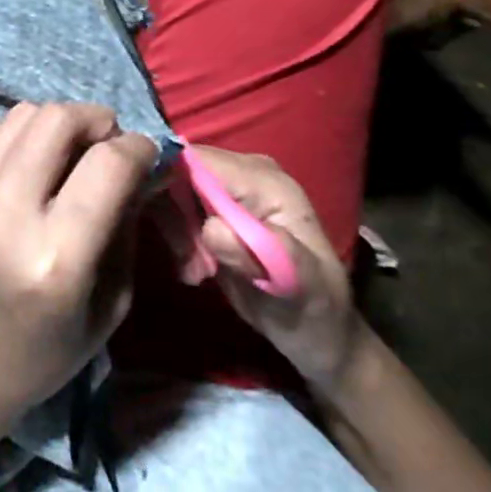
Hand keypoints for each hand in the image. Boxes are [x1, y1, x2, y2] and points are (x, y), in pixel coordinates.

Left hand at [0, 102, 158, 427]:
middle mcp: (4, 216)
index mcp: (56, 260)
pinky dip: (25, 136)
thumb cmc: (46, 347)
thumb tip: (143, 159)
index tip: (145, 153)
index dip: (137, 147)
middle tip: (106, 144)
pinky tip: (32, 166)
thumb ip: (127, 221)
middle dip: (96, 120)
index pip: (107, 165)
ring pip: (26, 113)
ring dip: (59, 123)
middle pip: (58, 119)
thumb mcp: (111, 301)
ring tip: (69, 153)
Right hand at [183, 146, 364, 388]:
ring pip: (173, 188)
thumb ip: (265, 253)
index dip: (172, 186)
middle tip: (192, 266)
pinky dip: (177, 236)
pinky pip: (177, 204)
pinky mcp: (217, 203)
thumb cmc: (315, 310)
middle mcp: (245, 172)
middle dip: (174, 217)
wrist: (319, 331)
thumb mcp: (301, 288)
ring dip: (175, 232)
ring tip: (196, 271)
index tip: (176, 237)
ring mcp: (230, 186)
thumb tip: (212, 228)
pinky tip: (194, 267)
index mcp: (267, 182)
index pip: (199, 160)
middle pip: (180, 170)